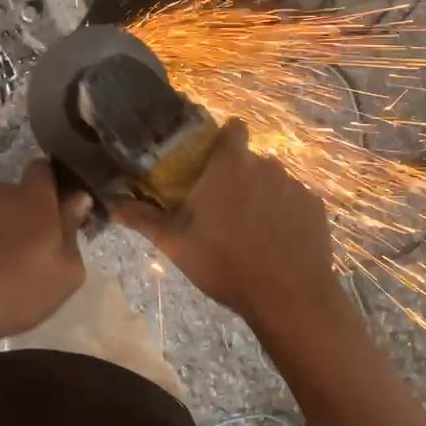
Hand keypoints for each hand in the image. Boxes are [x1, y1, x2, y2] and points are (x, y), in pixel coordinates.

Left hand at [0, 160, 92, 348]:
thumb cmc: (17, 292)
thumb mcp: (65, 273)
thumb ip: (72, 229)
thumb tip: (77, 199)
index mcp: (33, 200)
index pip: (42, 169)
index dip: (49, 183)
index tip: (53, 207)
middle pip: (12, 194)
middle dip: (19, 213)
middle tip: (23, 250)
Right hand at [111, 120, 336, 327]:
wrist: (288, 296)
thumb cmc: (224, 263)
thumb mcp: (175, 243)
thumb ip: (142, 218)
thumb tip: (109, 204)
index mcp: (229, 166)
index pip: (232, 129)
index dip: (223, 140)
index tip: (211, 162)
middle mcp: (266, 165)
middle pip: (250, 160)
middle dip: (237, 177)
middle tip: (221, 210)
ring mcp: (295, 187)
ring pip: (273, 182)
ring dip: (261, 196)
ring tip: (250, 231)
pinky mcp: (316, 209)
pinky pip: (294, 202)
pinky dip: (284, 215)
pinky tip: (275, 243)